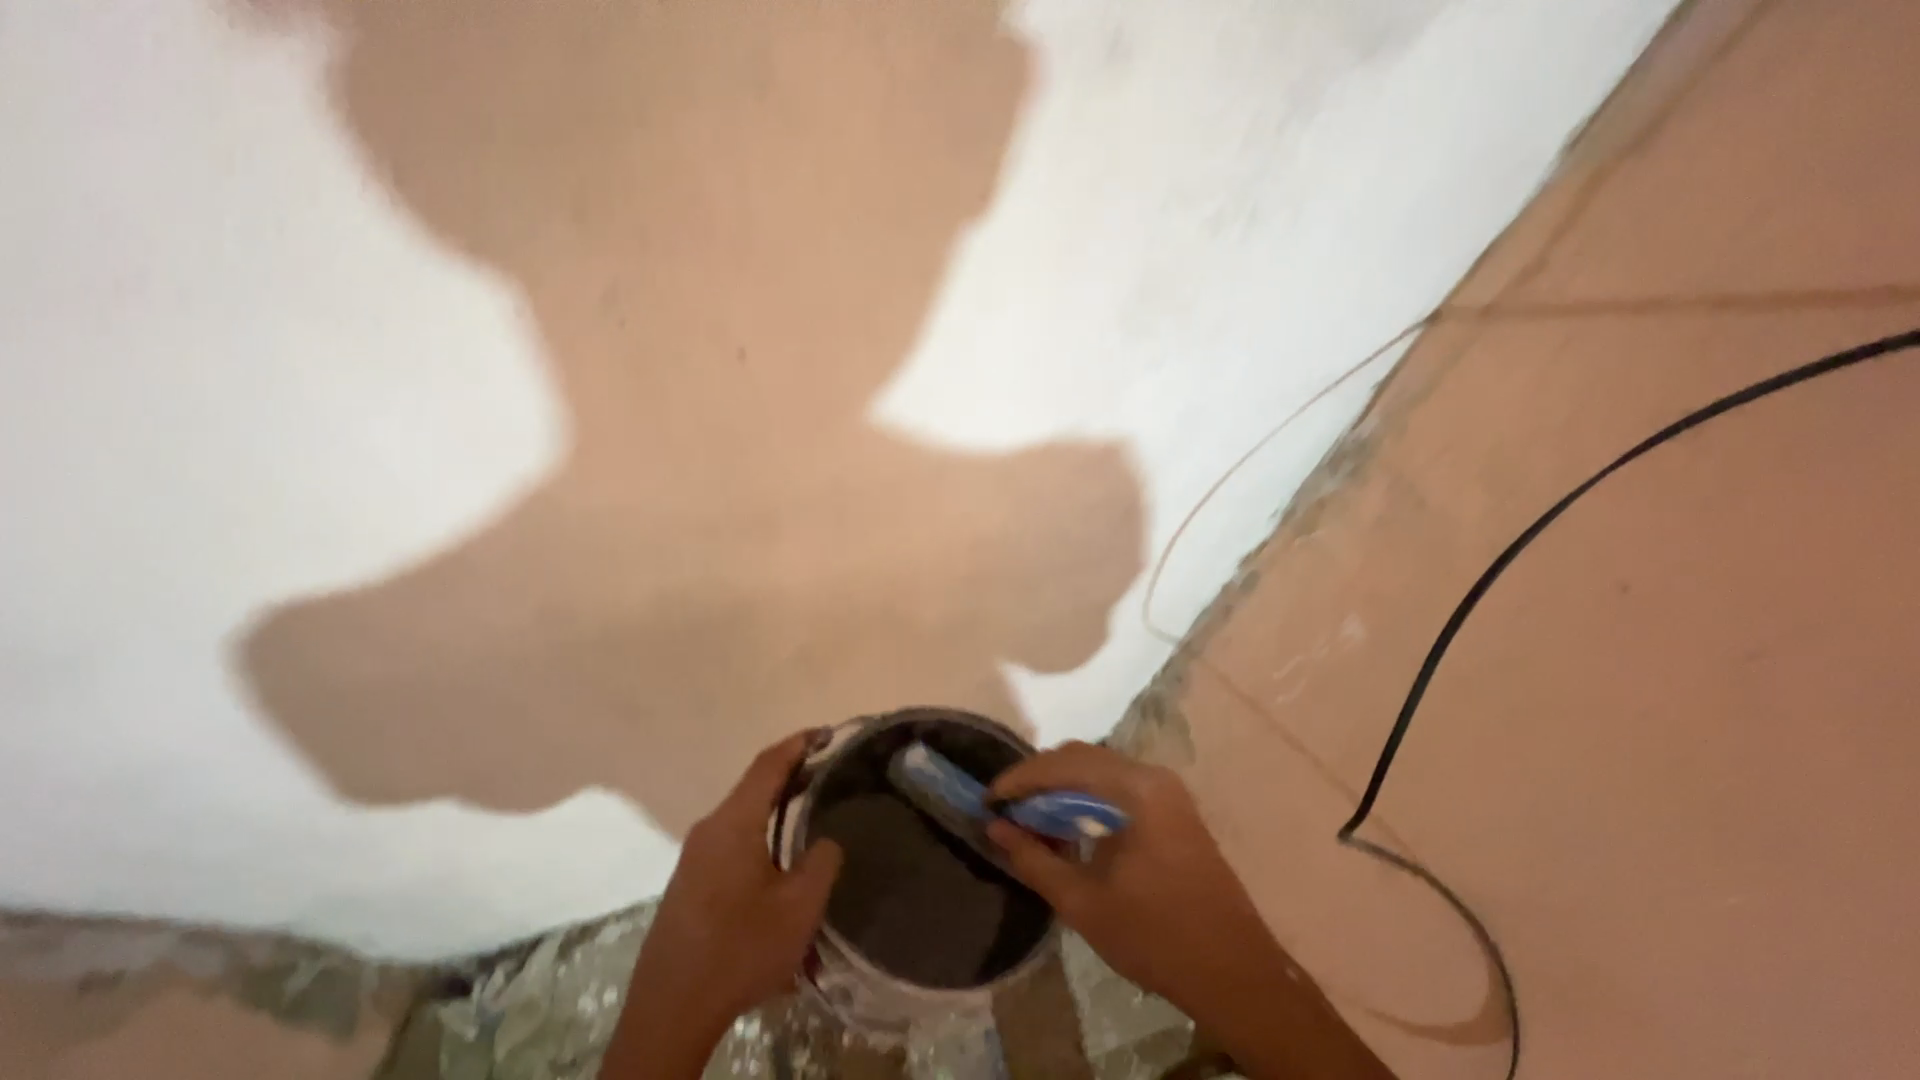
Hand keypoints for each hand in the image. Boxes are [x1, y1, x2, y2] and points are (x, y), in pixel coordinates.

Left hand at [605, 730, 843, 1079]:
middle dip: (791, 775)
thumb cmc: (741, 948)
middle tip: (829, 772)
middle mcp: (709, 830)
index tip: (828, 733)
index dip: (799, 743)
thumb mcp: (800, 906)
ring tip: (810, 811)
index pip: (768, 764)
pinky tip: (780, 861)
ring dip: (775, 809)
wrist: (673, 1008)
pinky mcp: (689, 884)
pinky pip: (731, 843)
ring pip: (742, 818)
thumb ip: (821, 862)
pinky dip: (760, 835)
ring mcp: (693, 858)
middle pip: (753, 787)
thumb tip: (825, 841)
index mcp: (734, 823)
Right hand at [984, 741, 1277, 1006]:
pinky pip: (1119, 789)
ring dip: (1062, 789)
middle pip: (1083, 758)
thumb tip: (995, 828)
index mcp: (1136, 789)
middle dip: (1039, 779)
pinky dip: (1087, 800)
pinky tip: (1067, 828)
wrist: (1233, 971)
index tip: (988, 800)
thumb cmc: (1154, 936)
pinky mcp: (1174, 811)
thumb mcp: (1082, 902)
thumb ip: (1034, 859)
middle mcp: (1154, 777)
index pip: (1064, 763)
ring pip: (1100, 771)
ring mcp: (1168, 793)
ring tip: (1029, 819)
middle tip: (1006, 809)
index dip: (1020, 778)